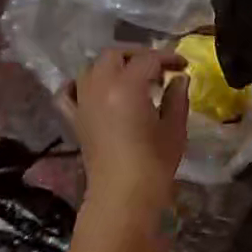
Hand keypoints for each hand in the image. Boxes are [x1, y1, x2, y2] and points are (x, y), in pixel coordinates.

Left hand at [64, 47, 189, 217]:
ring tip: (132, 78)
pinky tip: (93, 89)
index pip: (148, 59)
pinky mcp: (74, 118)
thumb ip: (177, 98)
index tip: (183, 65)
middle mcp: (99, 86)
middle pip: (114, 55)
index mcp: (127, 86)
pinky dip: (79, 84)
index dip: (168, 58)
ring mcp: (82, 101)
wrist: (123, 196)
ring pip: (92, 68)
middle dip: (137, 56)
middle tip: (158, 68)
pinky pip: (69, 91)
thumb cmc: (154, 164)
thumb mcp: (174, 129)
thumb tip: (180, 79)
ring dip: (112, 66)